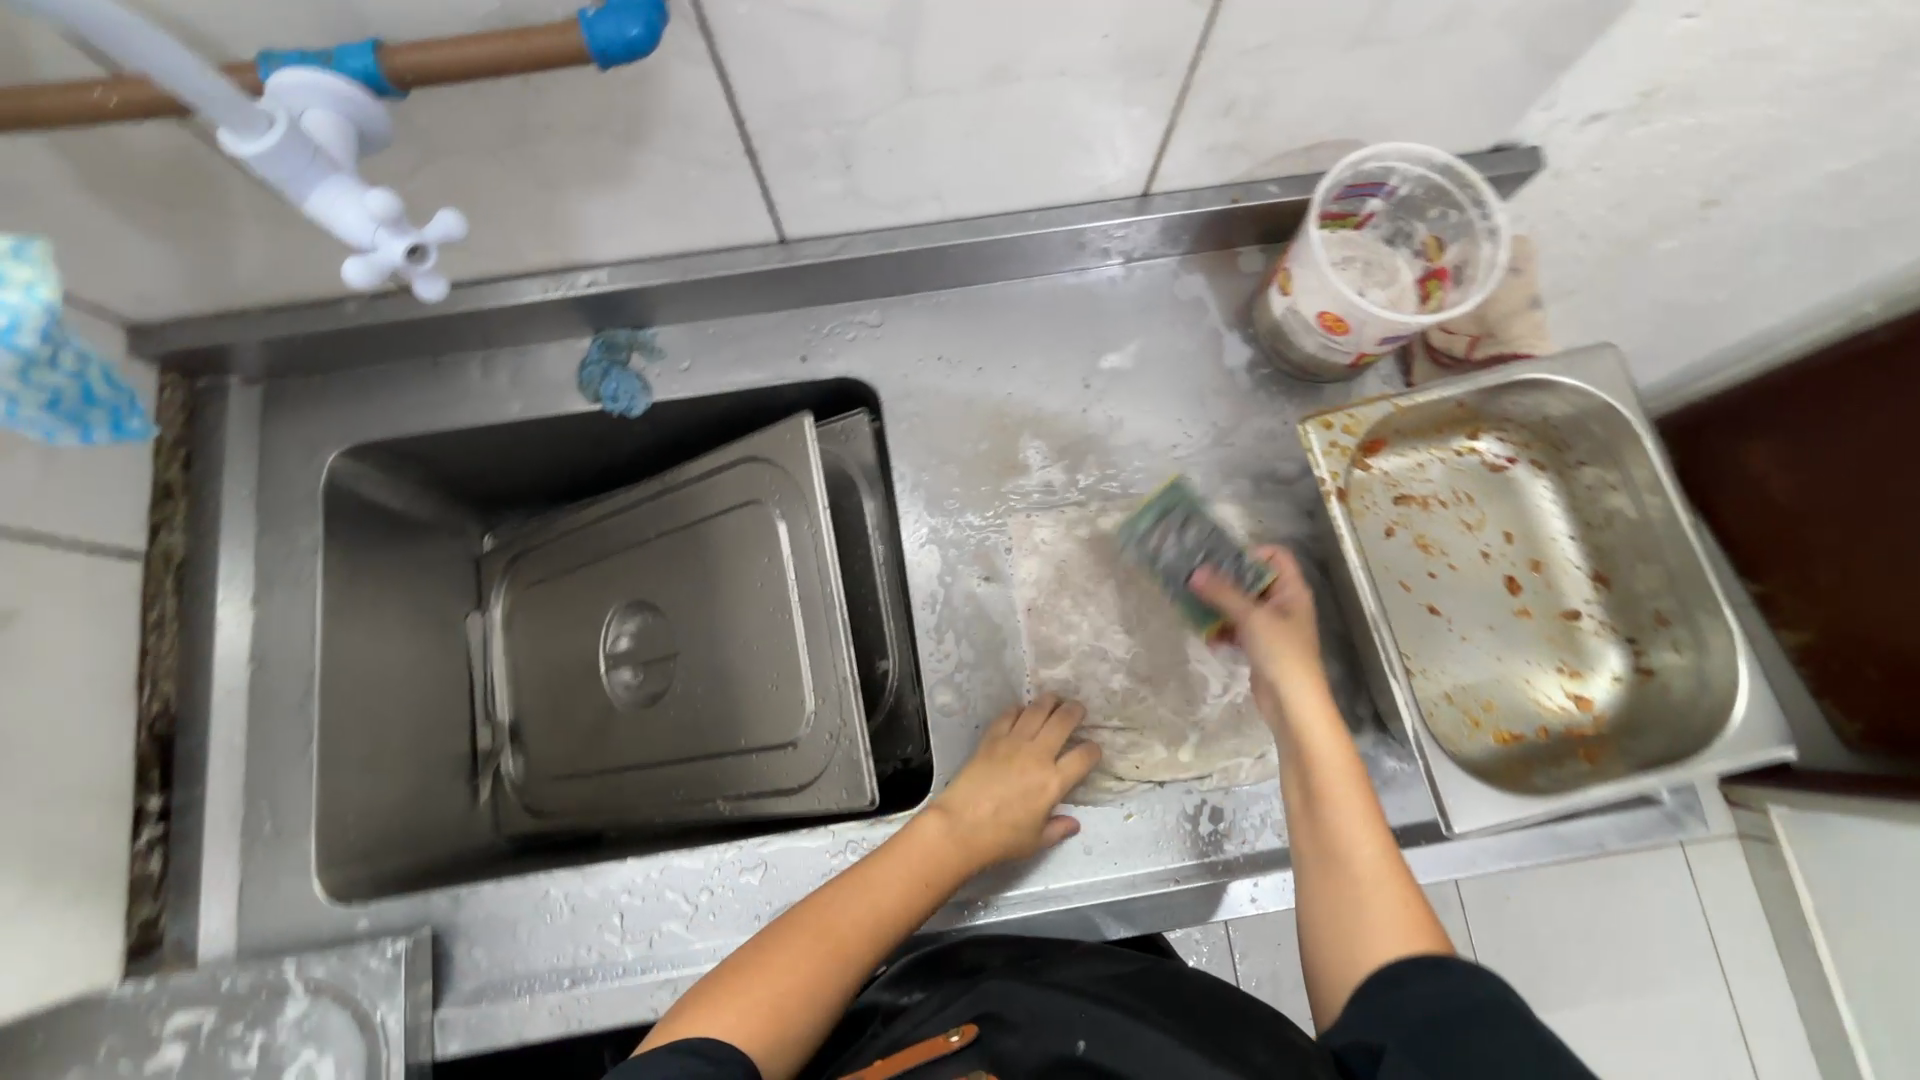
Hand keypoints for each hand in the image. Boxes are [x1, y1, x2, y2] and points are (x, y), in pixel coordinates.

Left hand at [923, 695, 1101, 872]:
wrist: (961, 825)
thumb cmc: (1001, 838)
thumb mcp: (1036, 841)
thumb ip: (1057, 829)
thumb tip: (1074, 824)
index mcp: (1054, 782)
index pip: (1084, 756)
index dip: (1093, 749)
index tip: (1093, 749)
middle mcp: (1038, 755)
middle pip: (1063, 721)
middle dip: (1075, 711)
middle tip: (1078, 709)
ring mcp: (1013, 743)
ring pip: (1037, 710)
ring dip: (1049, 702)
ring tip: (1054, 699)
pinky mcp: (991, 739)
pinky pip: (1008, 715)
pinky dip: (1018, 709)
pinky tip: (1021, 710)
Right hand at [1189, 545, 1326, 719]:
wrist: (1292, 703)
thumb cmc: (1280, 652)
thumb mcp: (1251, 617)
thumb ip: (1222, 593)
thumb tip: (1195, 572)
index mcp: (1291, 590)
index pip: (1275, 556)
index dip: (1251, 554)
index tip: (1222, 562)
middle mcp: (1283, 604)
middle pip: (1252, 581)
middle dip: (1225, 581)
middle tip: (1197, 580)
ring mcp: (1271, 626)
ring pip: (1241, 606)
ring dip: (1218, 607)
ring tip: (1194, 607)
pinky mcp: (1259, 646)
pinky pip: (1236, 629)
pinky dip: (1222, 630)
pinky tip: (1208, 638)